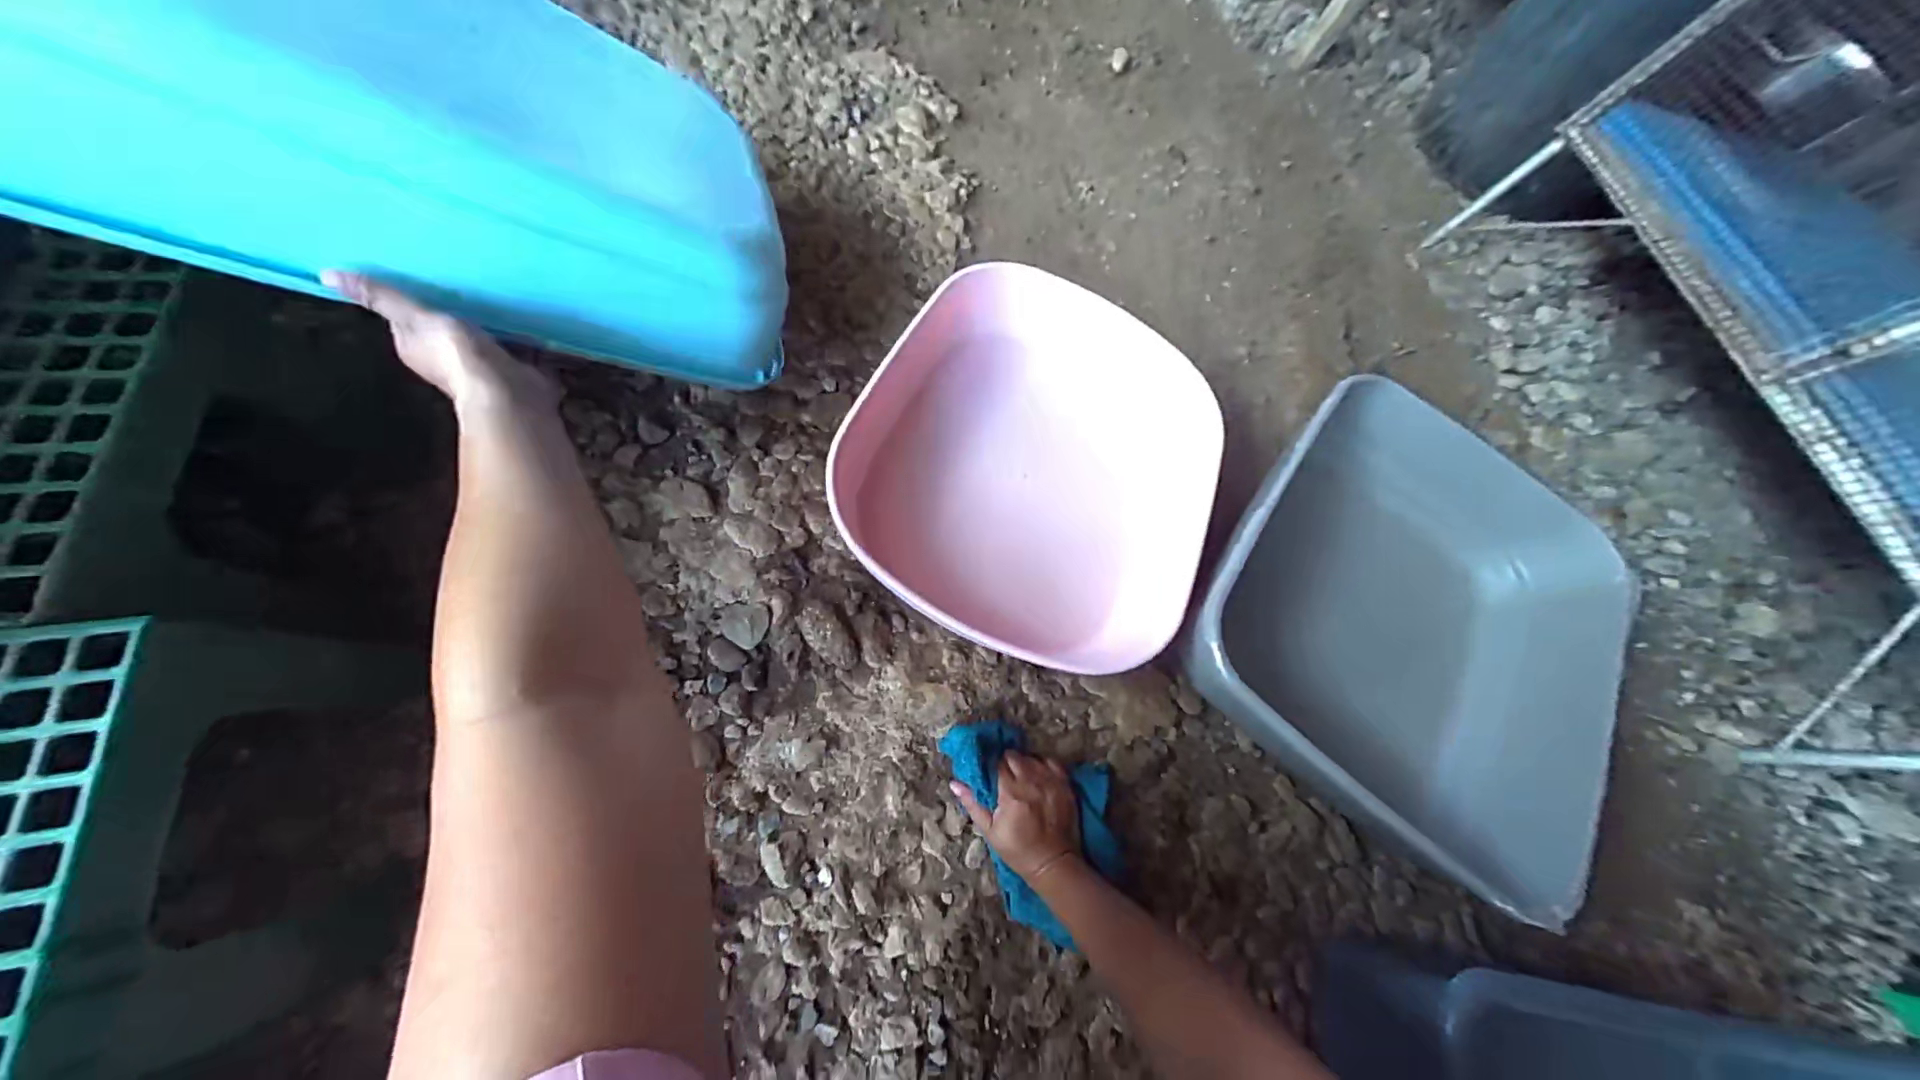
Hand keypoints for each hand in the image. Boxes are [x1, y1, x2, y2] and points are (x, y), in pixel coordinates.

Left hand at [322, 270, 556, 411]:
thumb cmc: (456, 355)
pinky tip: (530, 322)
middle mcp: (446, 362)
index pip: (407, 323)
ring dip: (491, 326)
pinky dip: (523, 341)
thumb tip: (327, 274)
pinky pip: (518, 352)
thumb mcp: (414, 318)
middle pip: (446, 332)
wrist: (507, 393)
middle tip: (466, 286)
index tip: (425, 284)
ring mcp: (485, 370)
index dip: (413, 305)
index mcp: (415, 349)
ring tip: (501, 298)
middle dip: (454, 316)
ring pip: (484, 342)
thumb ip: (382, 297)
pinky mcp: (517, 375)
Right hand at [951, 751, 1080, 879]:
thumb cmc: (1017, 850)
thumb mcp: (990, 831)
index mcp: (1011, 794)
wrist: (1053, 863)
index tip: (990, 772)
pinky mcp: (1065, 785)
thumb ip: (972, 803)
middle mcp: (1031, 782)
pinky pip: (1051, 762)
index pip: (997, 763)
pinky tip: (1037, 774)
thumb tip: (954, 783)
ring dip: (1024, 763)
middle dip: (1007, 762)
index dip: (992, 765)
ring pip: (1032, 757)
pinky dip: (1042, 764)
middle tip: (1004, 775)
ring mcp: (1050, 782)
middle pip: (1014, 757)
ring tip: (1021, 776)